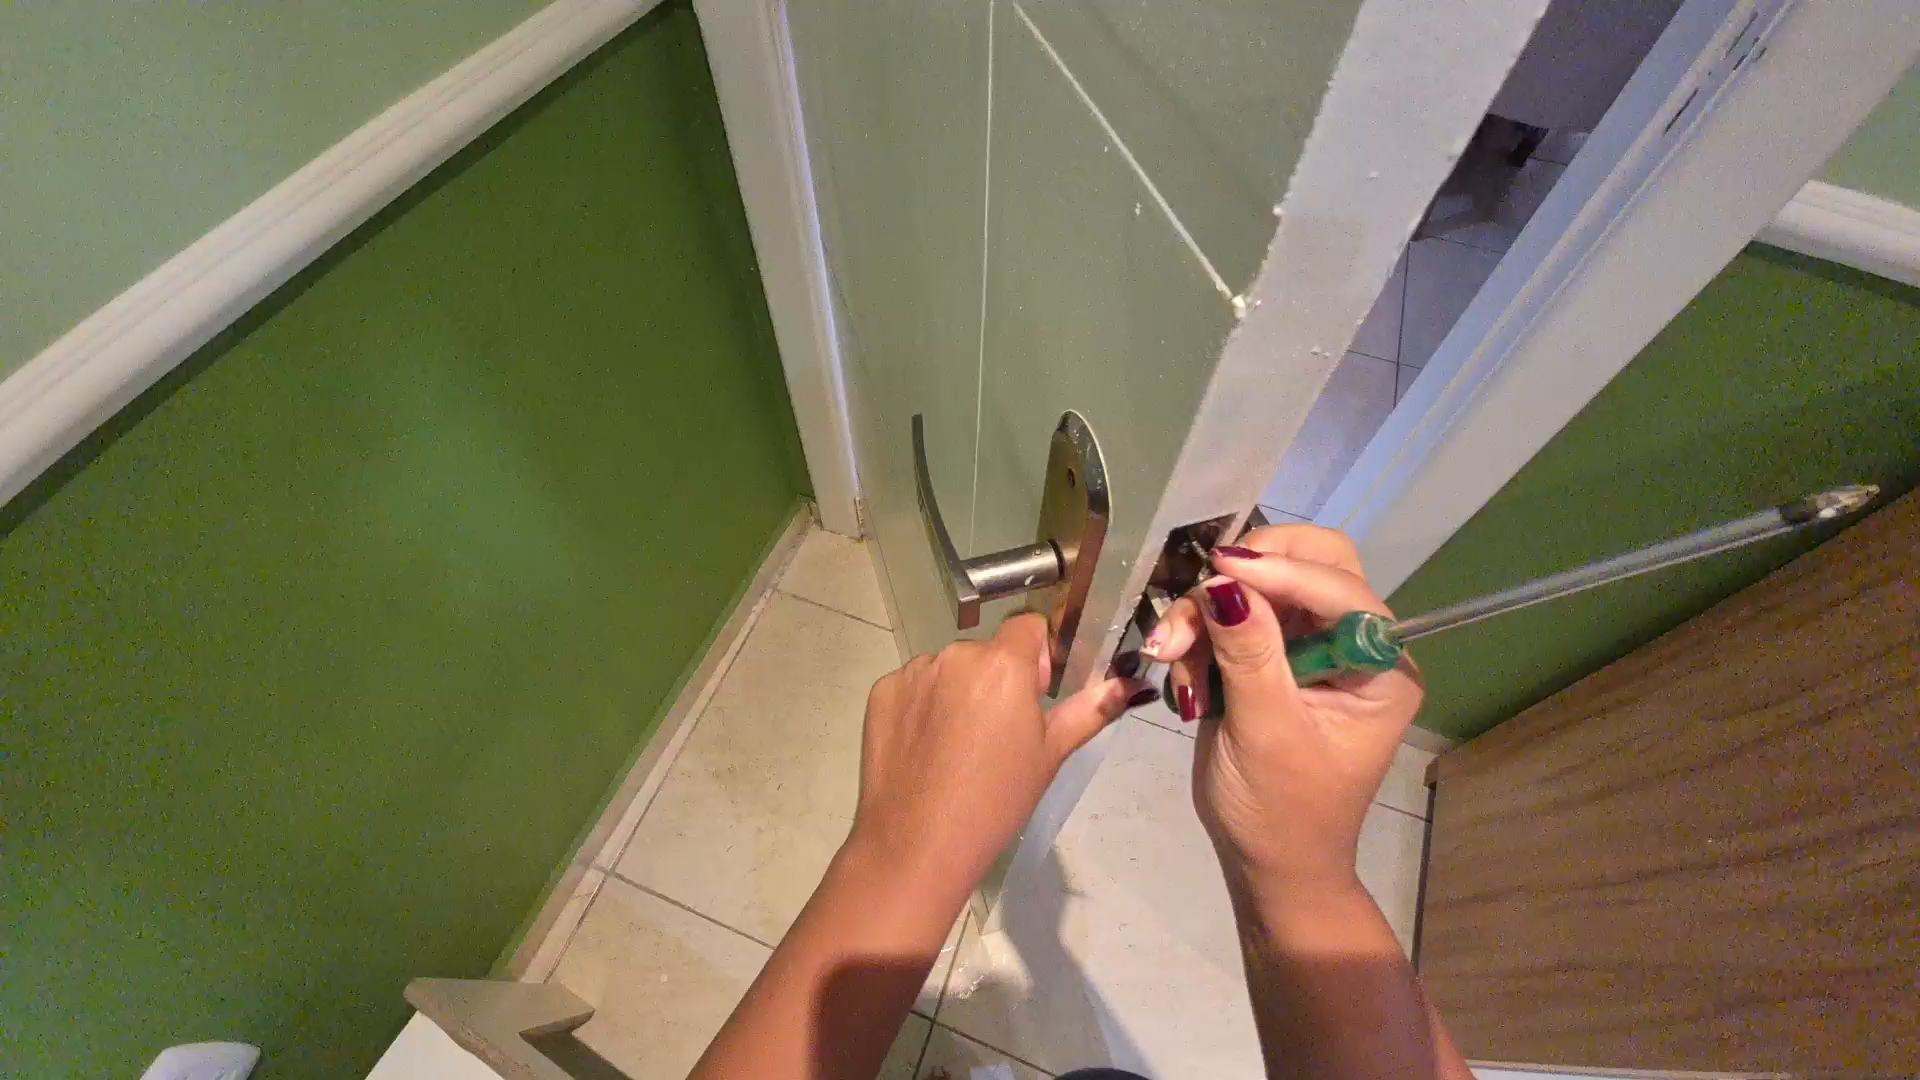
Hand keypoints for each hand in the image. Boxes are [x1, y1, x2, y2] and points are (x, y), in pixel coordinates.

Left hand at [852, 613, 1151, 897]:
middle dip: (996, 679)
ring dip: (957, 691)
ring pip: (948, 669)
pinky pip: (913, 686)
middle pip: (986, 652)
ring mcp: (914, 671)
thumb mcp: (1051, 755)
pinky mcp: (882, 691)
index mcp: (1003, 663)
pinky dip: (922, 706)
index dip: (1037, 657)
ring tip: (956, 748)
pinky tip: (924, 749)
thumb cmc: (996, 800)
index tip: (1033, 698)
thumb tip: (1131, 682)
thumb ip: (1091, 709)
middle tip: (996, 734)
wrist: (917, 844)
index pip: (1028, 626)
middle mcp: (956, 654)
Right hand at [1144, 525, 1422, 896]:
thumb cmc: (1280, 810)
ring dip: (1206, 612)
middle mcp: (1348, 645)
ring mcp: (1306, 646)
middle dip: (1248, 575)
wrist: (1262, 857)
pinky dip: (1198, 633)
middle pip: (1308, 565)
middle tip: (1201, 593)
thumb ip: (1249, 655)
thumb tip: (1222, 584)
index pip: (1341, 591)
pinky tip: (1181, 671)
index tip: (1219, 568)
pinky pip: (1229, 615)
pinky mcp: (1266, 655)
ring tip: (1169, 652)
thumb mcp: (1265, 733)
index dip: (1282, 572)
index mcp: (1378, 669)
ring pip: (1258, 586)